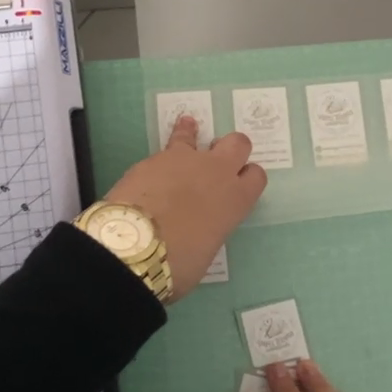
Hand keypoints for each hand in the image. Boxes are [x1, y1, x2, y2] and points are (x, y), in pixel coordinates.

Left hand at [101, 116, 266, 299]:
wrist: (136, 246)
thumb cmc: (178, 263)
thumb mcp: (204, 252)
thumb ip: (208, 230)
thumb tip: (197, 229)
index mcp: (236, 200)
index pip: (256, 176)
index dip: (248, 178)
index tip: (239, 185)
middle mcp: (217, 173)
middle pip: (238, 144)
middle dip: (232, 149)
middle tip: (221, 159)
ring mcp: (186, 160)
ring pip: (196, 134)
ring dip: (193, 134)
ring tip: (189, 128)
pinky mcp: (155, 157)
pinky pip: (167, 146)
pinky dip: (165, 152)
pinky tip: (157, 159)